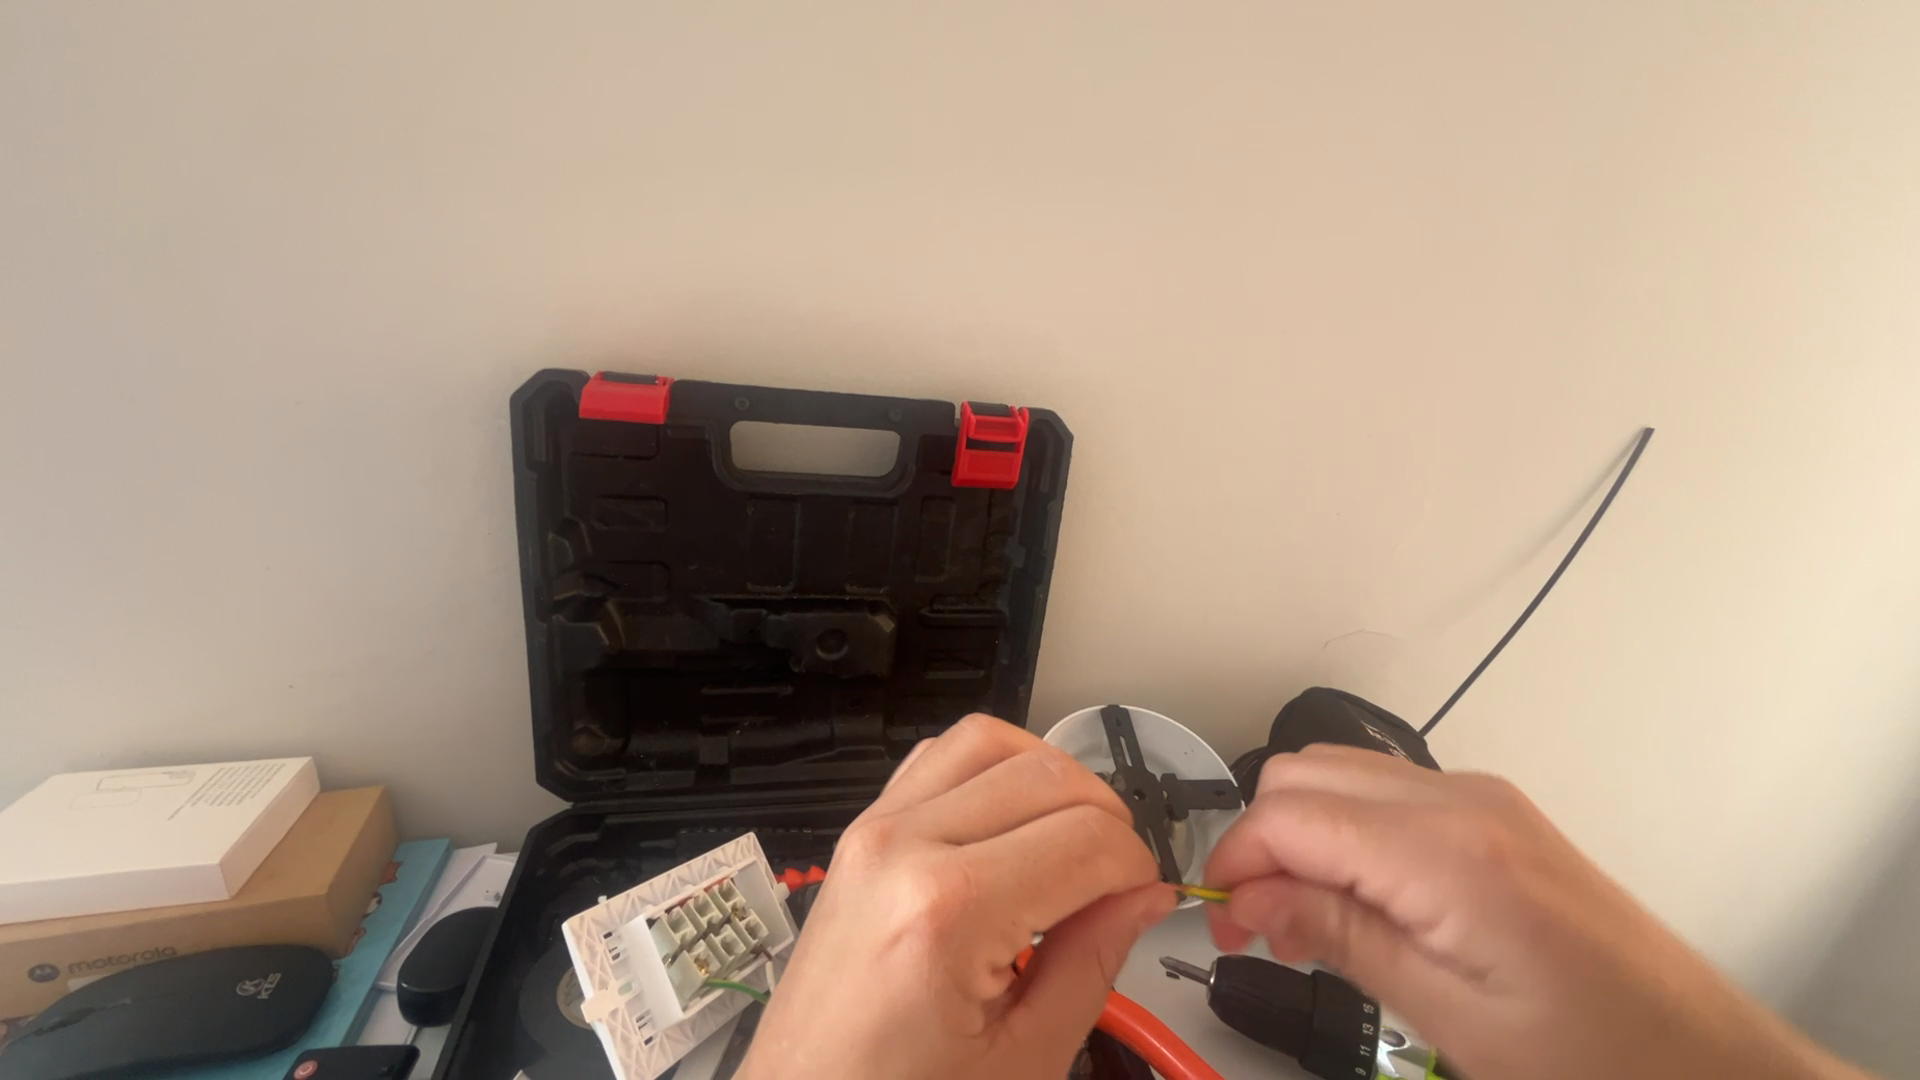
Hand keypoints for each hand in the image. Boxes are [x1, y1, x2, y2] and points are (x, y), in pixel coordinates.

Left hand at [739, 714, 1175, 1079]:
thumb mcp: (1019, 1062)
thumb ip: (1092, 964)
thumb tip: (1141, 895)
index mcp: (945, 912)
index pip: (1085, 839)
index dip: (1138, 865)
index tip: (1146, 893)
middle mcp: (902, 847)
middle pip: (1045, 774)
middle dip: (1107, 816)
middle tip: (1121, 872)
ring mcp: (875, 827)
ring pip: (989, 740)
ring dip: (1049, 774)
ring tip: (1072, 833)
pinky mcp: (862, 828)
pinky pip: (937, 757)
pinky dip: (990, 767)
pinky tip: (1011, 815)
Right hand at [1204, 745, 1870, 1079]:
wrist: (1717, 1063)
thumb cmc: (1594, 1059)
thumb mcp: (1447, 1016)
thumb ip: (1336, 934)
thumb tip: (1248, 897)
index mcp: (1447, 852)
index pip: (1290, 815)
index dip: (1237, 860)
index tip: (1223, 919)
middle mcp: (1454, 796)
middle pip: (1297, 773)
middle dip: (1259, 840)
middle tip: (1260, 920)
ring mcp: (1471, 791)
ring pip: (1327, 770)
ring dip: (1293, 830)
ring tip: (1302, 913)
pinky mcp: (1480, 803)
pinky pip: (1371, 787)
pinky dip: (1334, 826)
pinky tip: (1348, 891)